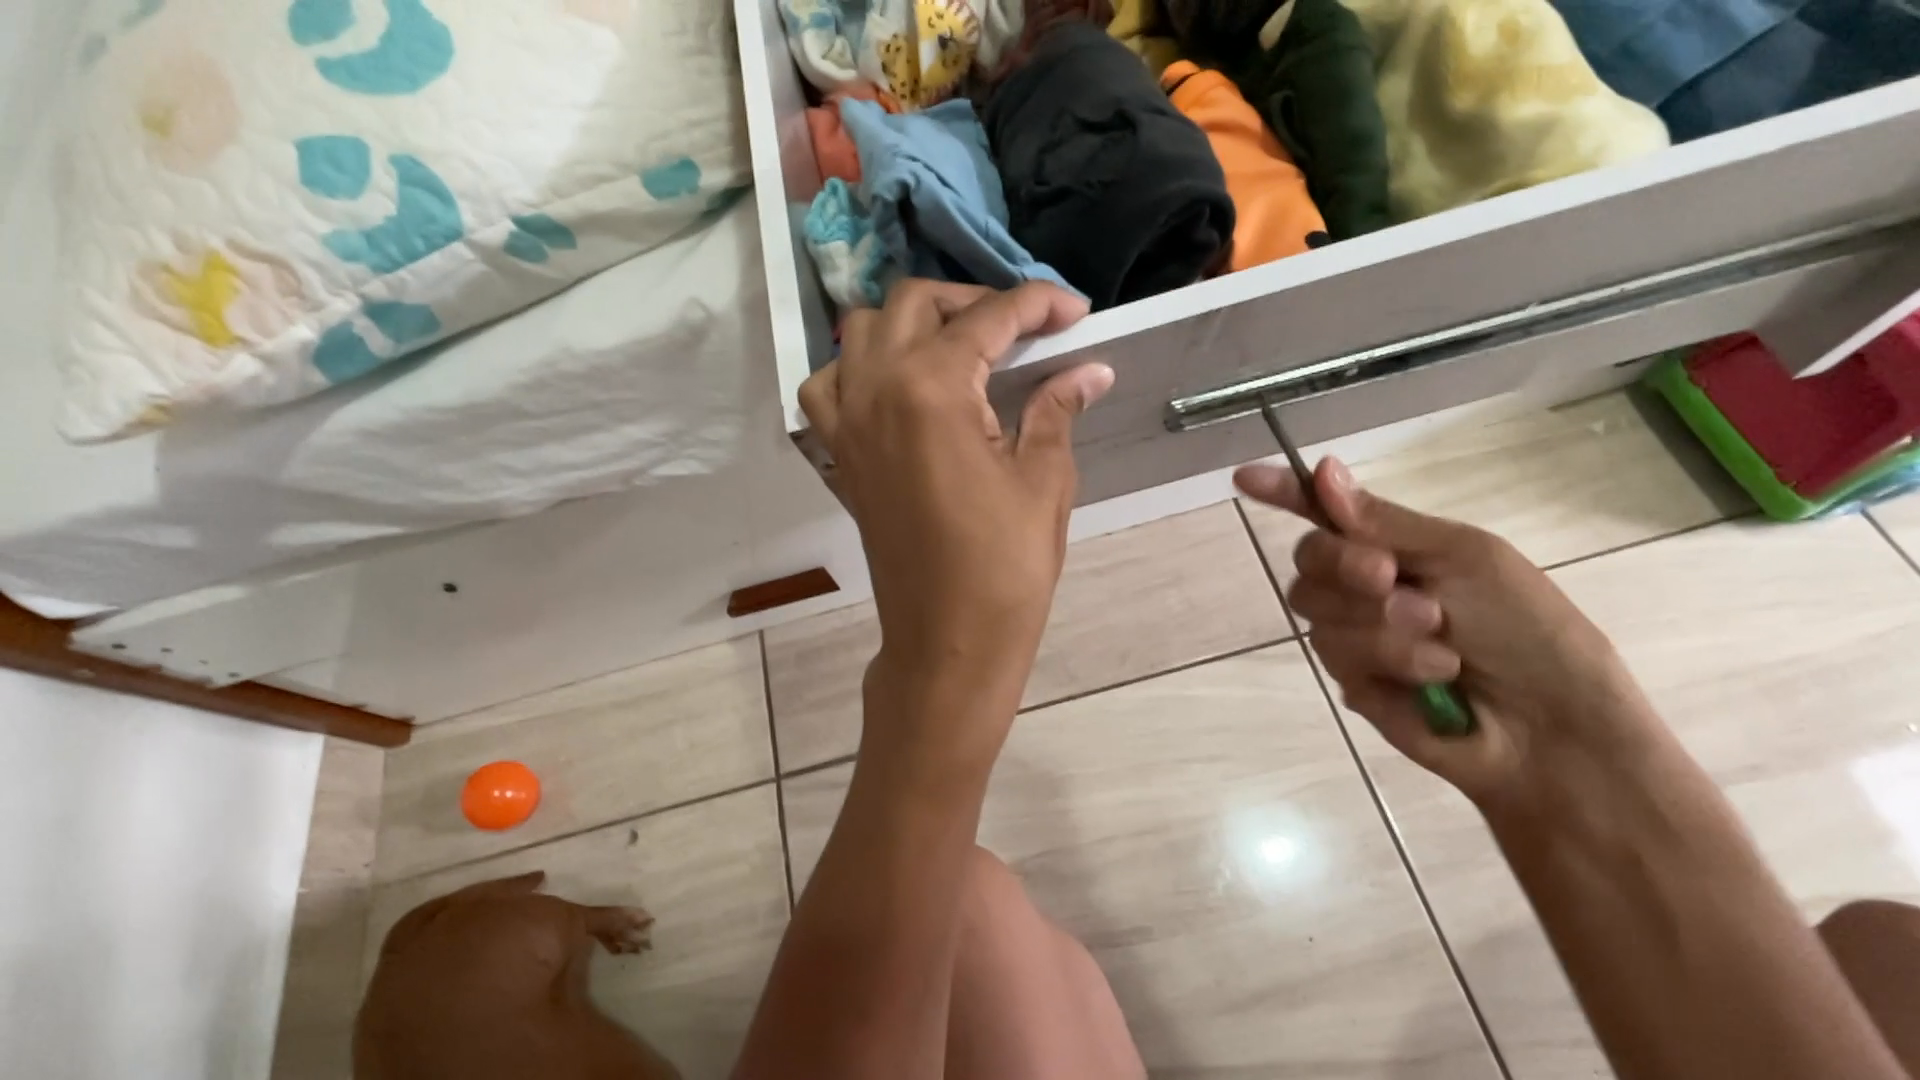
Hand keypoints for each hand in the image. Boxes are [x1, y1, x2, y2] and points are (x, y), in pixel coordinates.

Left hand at [800, 280, 1111, 767]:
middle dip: (974, 301)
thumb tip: (1088, 368)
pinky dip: (859, 368)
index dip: (1038, 304)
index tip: (1075, 312)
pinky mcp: (839, 453)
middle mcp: (875, 389)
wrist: (947, 640)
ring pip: (864, 332)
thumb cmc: (1004, 567)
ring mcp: (846, 421)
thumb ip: (1056, 409)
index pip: (988, 318)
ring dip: (912, 323)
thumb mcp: (1043, 481)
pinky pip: (829, 385)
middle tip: (1022, 329)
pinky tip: (897, 386)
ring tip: (959, 348)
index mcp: (930, 388)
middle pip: (916, 303)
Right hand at [1235, 457, 1665, 810]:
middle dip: (1346, 566)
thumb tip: (1323, 469)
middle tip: (1388, 577)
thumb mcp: (1466, 558)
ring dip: (1383, 625)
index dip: (1283, 493)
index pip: (1324, 513)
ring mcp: (1357, 635)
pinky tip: (1434, 679)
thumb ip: (1385, 522)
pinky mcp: (1355, 683)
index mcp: (1395, 546)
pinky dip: (1391, 661)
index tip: (1243, 478)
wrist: (1551, 725)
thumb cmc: (1528, 628)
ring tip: (1442, 646)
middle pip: (1308, 559)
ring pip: (1319, 612)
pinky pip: (1339, 657)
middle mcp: (1365, 587)